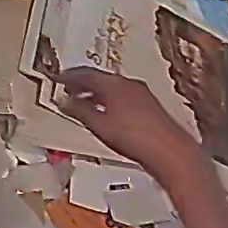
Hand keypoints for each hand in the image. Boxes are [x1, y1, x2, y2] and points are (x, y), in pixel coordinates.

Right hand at [60, 68, 209, 185]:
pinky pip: (122, 96)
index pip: (86, 74)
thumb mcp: (99, 125)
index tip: (58, 78)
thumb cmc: (137, 138)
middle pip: (100, 79)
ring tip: (82, 101)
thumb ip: (79, 111)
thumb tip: (66, 102)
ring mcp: (142, 95)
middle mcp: (130, 85)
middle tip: (67, 87)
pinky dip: (108, 100)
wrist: (170, 153)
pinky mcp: (149, 107)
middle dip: (81, 84)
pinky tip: (105, 113)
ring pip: (112, 88)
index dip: (69, 76)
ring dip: (95, 93)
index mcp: (115, 84)